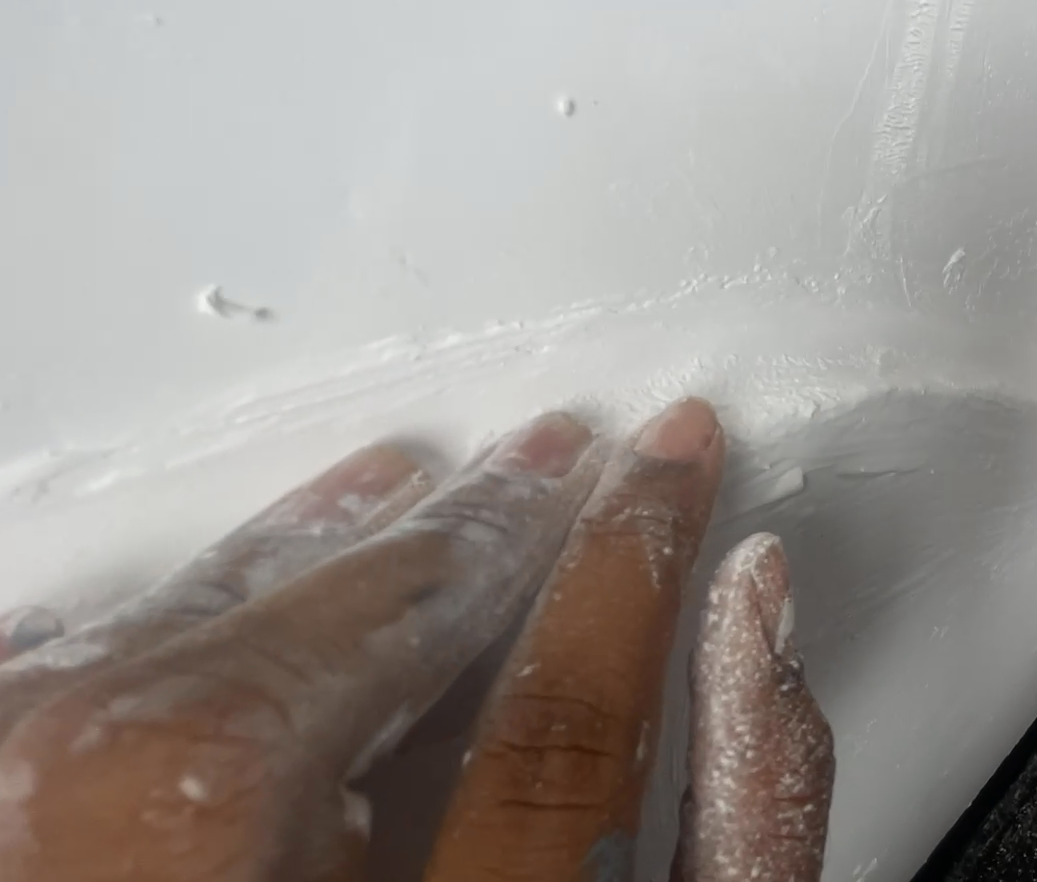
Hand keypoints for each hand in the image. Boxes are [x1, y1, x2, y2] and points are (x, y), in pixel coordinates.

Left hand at [0, 401, 832, 881]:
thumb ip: (757, 790)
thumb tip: (756, 595)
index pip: (559, 726)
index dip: (631, 551)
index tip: (669, 455)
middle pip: (324, 709)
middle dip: (472, 537)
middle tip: (553, 453)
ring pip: (117, 719)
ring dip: (302, 555)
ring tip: (408, 476)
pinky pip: (12, 755)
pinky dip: (121, 644)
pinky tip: (221, 580)